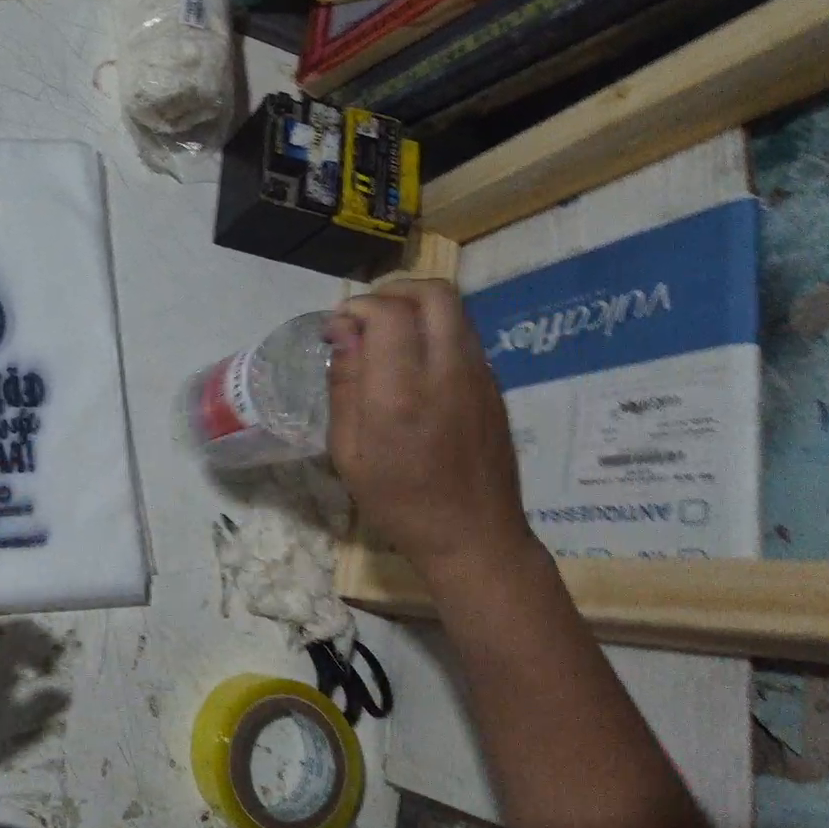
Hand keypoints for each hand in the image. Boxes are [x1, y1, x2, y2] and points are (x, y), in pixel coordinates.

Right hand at [325, 279, 537, 572]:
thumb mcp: (349, 452)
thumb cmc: (398, 501)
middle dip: (392, 292)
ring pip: (454, 310)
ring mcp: (479, 376)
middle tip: (364, 316)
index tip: (334, 329)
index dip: (356, 308)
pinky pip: (463, 335)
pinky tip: (410, 361)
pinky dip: (433, 329)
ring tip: (385, 334)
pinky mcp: (494, 385)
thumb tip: (342, 335)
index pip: (387, 314)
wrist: (474, 536)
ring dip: (414, 307)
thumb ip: (345, 386)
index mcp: (403, 394)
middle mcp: (447, 373)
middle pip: (433, 295)